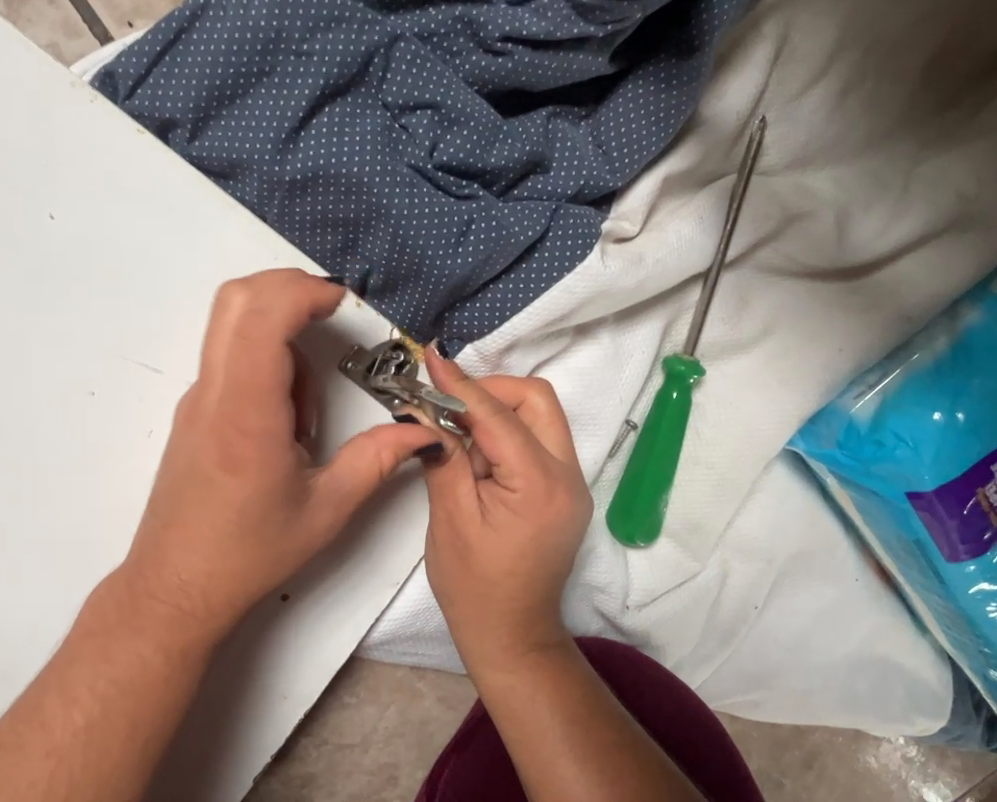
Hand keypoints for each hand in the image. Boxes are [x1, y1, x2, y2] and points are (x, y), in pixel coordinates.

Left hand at [116, 269, 438, 644]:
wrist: (175, 586)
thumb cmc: (249, 553)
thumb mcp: (326, 510)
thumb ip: (378, 460)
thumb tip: (424, 430)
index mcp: (247, 411)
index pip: (263, 315)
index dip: (304, 291)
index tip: (341, 303)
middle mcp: (214, 391)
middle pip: (236, 297)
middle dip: (289, 289)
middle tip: (329, 317)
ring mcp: (197, 397)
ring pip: (232, 323)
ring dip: (279, 333)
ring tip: (307, 406)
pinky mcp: (194, 409)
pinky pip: (230, 357)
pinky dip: (264, 359)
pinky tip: (286, 421)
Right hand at [420, 349, 591, 671]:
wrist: (512, 637)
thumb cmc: (475, 587)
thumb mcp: (450, 519)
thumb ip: (442, 456)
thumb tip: (426, 409)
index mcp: (541, 485)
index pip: (499, 415)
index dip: (461, 385)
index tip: (432, 359)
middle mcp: (568, 476)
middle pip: (536, 400)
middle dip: (489, 390)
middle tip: (446, 403)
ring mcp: (571, 482)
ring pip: (539, 415)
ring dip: (495, 410)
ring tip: (455, 432)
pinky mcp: (562, 489)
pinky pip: (536, 439)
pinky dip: (504, 431)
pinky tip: (473, 449)